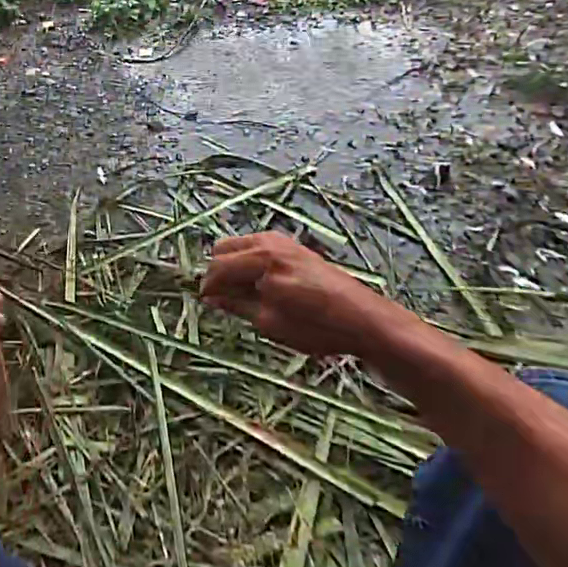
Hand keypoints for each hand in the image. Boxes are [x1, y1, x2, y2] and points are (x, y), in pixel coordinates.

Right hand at [200, 230, 374, 354]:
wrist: (363, 319)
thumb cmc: (317, 326)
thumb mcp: (270, 322)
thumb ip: (236, 305)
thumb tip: (210, 298)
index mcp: (260, 261)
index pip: (219, 268)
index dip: (208, 287)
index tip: (205, 302)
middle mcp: (267, 242)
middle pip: (223, 249)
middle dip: (218, 272)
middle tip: (222, 298)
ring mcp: (279, 240)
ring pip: (238, 244)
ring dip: (232, 264)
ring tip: (240, 292)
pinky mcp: (290, 244)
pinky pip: (255, 245)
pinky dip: (248, 260)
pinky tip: (259, 283)